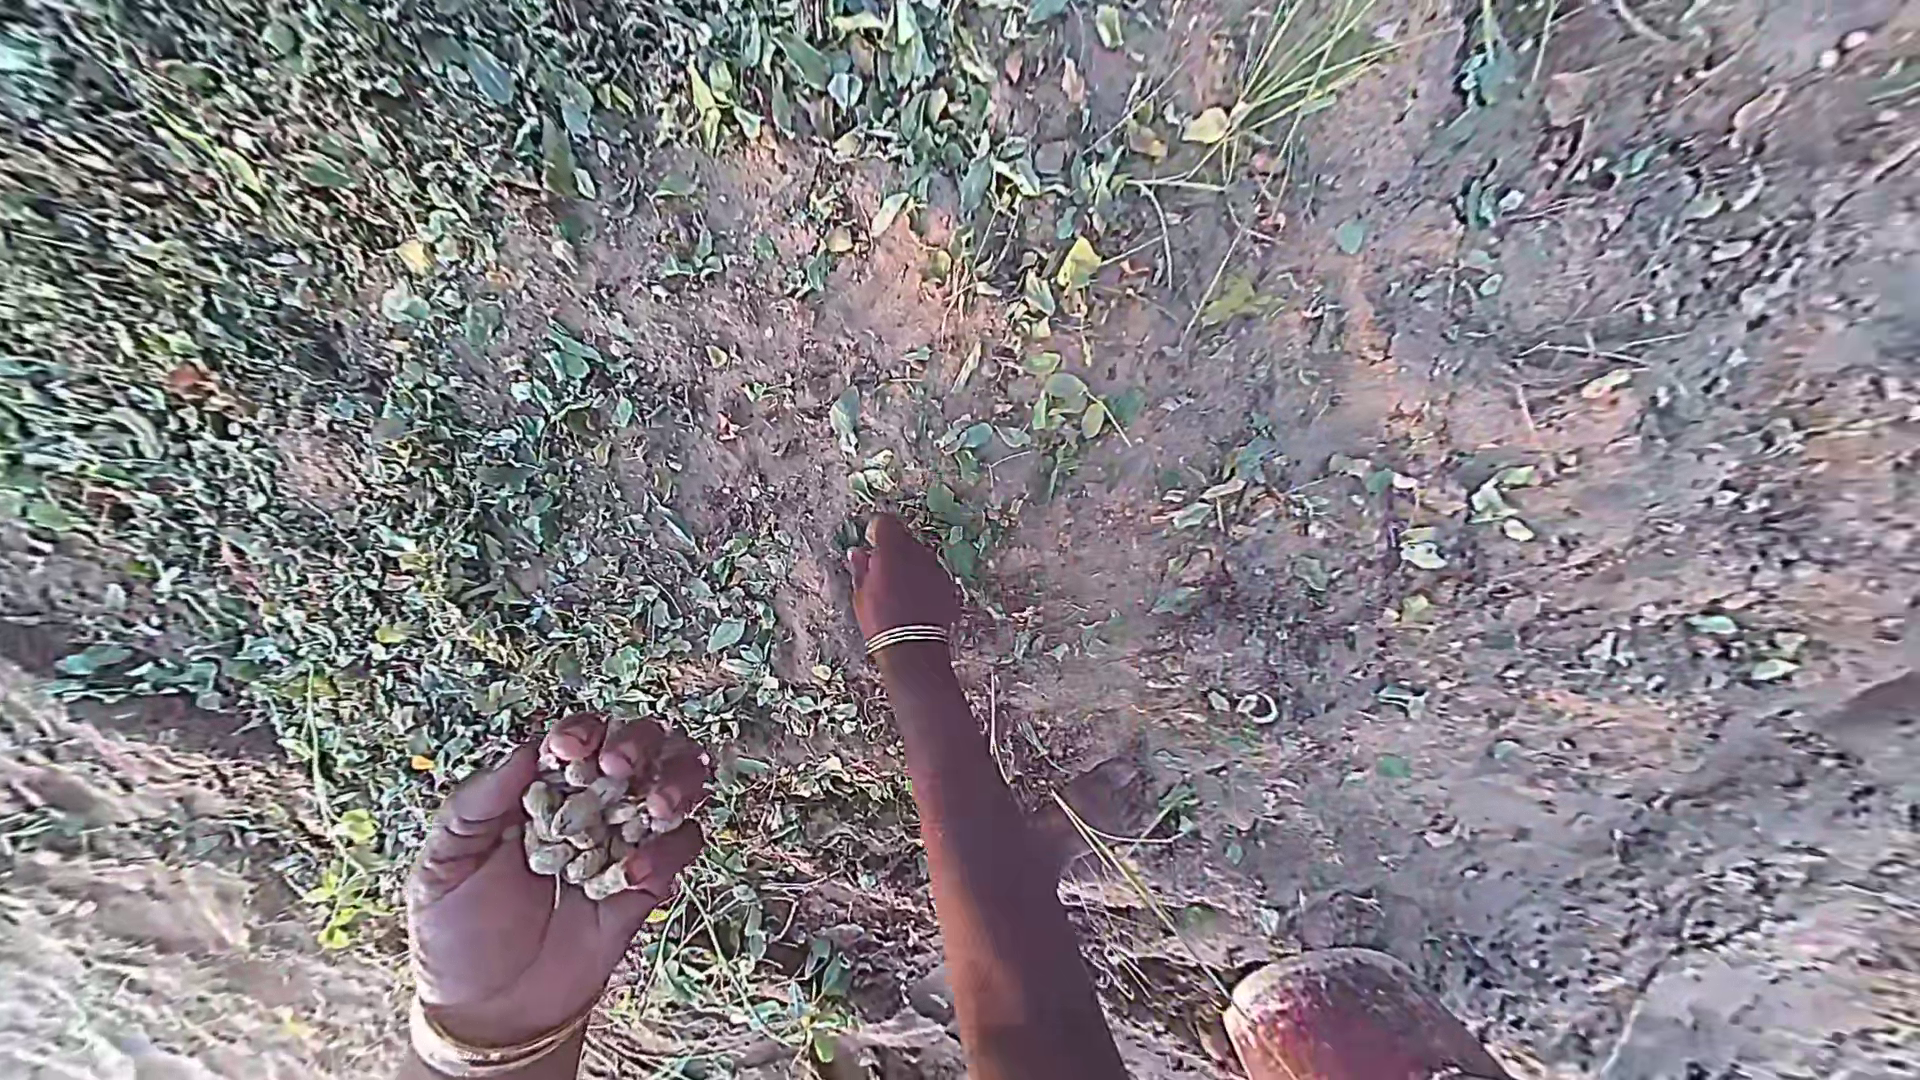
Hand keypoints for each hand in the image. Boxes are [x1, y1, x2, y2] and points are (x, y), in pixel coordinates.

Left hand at [406, 714, 709, 1045]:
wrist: (493, 1008)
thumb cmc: (463, 930)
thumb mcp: (444, 866)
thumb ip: (473, 806)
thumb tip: (524, 752)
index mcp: (553, 785)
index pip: (583, 736)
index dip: (584, 731)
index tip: (570, 748)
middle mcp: (603, 797)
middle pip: (646, 742)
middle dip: (642, 742)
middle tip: (621, 766)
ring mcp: (634, 831)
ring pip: (682, 778)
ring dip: (678, 781)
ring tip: (658, 807)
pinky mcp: (657, 870)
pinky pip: (685, 842)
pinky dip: (672, 848)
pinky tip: (637, 873)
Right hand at [847, 513, 960, 639]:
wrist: (912, 646)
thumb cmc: (880, 619)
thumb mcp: (861, 593)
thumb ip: (861, 567)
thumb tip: (858, 552)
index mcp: (891, 549)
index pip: (885, 522)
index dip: (876, 529)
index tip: (871, 540)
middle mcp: (917, 552)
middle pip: (904, 538)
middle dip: (893, 548)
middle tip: (881, 568)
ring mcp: (935, 567)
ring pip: (920, 555)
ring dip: (910, 563)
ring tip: (898, 587)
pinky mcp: (947, 584)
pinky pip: (932, 572)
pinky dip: (923, 579)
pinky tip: (915, 597)